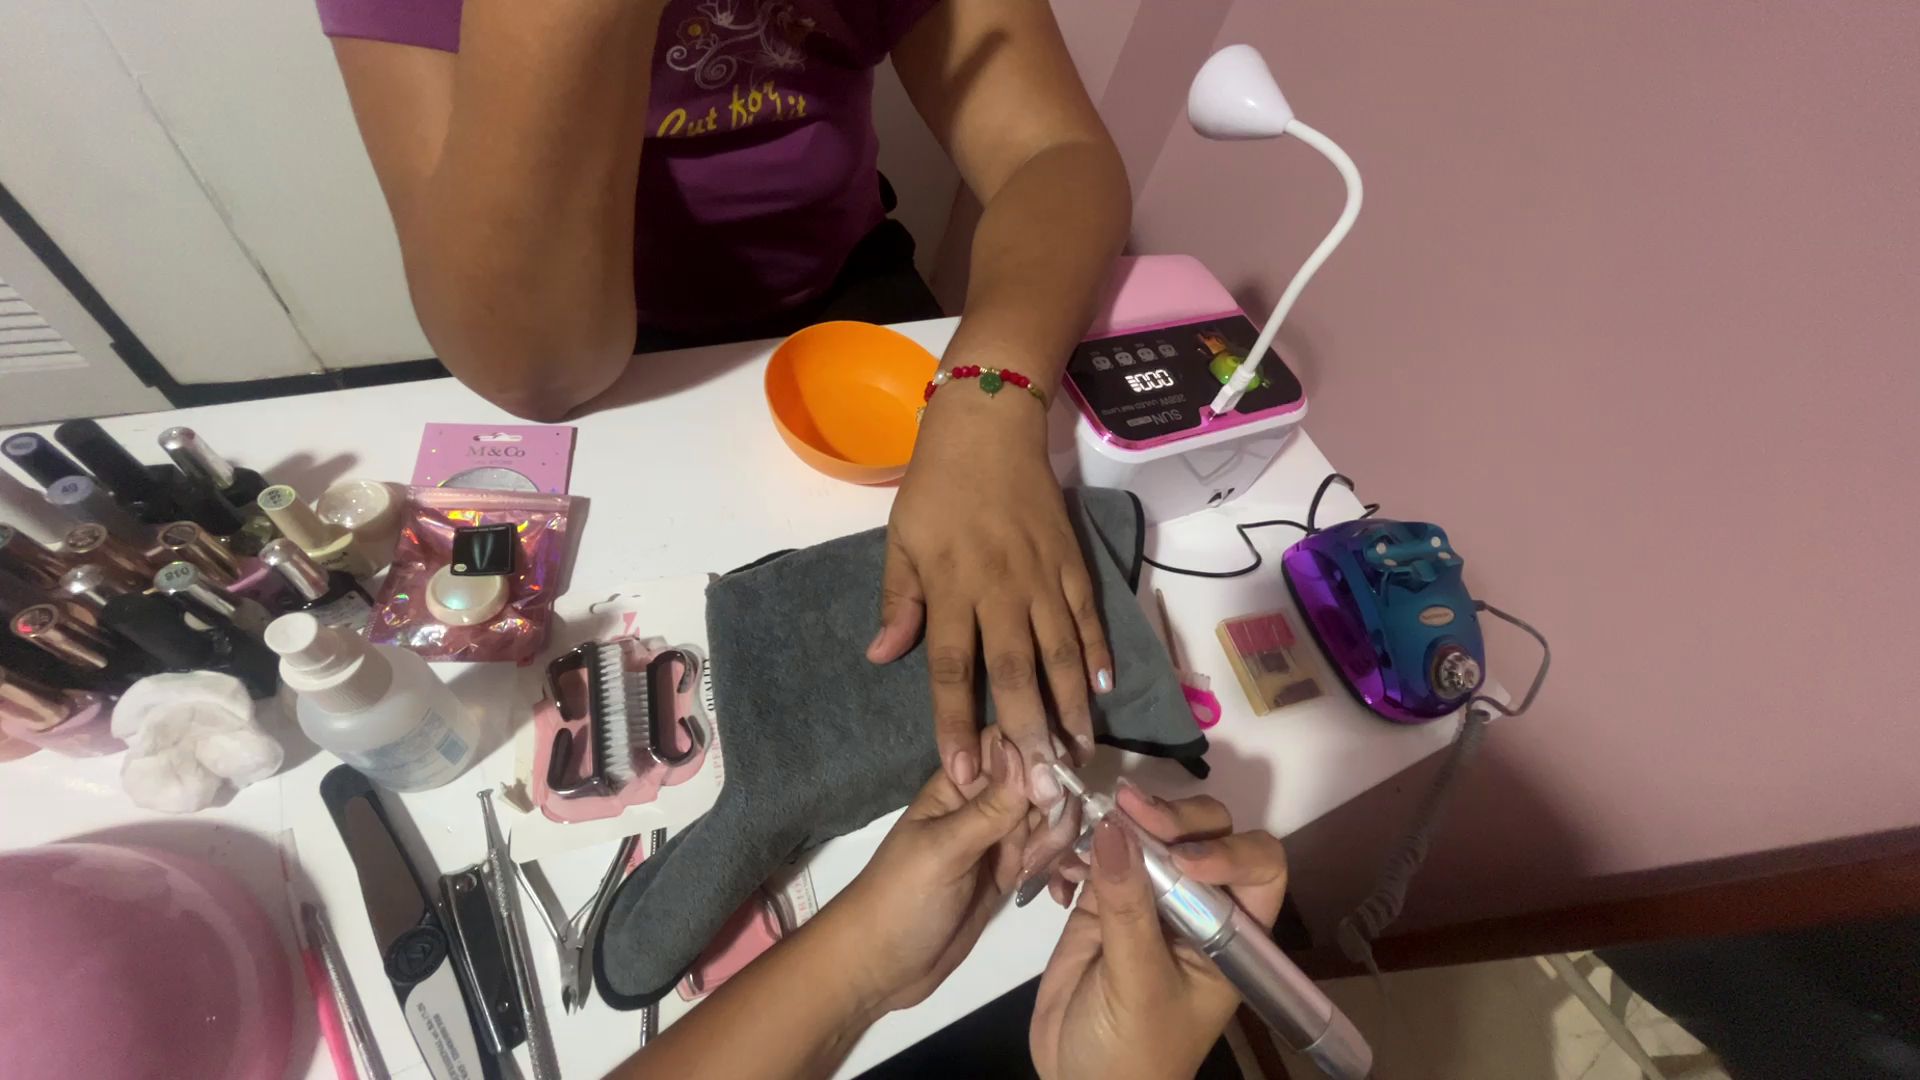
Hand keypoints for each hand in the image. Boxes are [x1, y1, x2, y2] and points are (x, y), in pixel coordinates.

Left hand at [819, 731, 1031, 1014]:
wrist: (881, 967)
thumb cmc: (901, 898)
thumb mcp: (945, 850)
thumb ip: (990, 806)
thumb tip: (1020, 745)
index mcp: (959, 781)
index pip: (1007, 743)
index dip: (1038, 749)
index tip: (1063, 774)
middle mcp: (984, 800)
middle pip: (1038, 777)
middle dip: (1055, 801)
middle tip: (1046, 840)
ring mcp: (999, 835)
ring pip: (1047, 813)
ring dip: (1056, 834)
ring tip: (1034, 869)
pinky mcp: (1009, 868)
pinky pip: (1045, 848)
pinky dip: (1057, 859)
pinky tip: (1056, 882)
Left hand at [870, 380, 1114, 802]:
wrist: (988, 429)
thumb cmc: (936, 487)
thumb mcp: (901, 539)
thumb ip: (899, 600)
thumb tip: (882, 657)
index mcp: (951, 590)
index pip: (951, 671)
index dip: (955, 726)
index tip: (964, 775)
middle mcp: (1000, 593)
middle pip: (1015, 674)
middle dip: (1026, 734)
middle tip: (1041, 788)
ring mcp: (1043, 579)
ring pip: (1061, 654)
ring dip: (1071, 707)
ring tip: (1080, 754)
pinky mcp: (1072, 564)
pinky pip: (1088, 617)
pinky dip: (1097, 654)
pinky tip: (1104, 690)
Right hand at [1030, 784, 1288, 1079]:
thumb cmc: (1132, 1055)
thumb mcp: (1139, 985)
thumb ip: (1128, 907)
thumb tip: (1112, 826)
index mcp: (1230, 932)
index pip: (1257, 866)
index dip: (1229, 849)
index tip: (1181, 858)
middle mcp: (1197, 903)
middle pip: (1204, 831)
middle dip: (1170, 815)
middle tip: (1126, 808)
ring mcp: (1150, 894)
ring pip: (1150, 829)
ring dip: (1121, 819)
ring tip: (1087, 823)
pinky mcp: (1104, 894)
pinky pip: (1098, 848)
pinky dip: (1078, 843)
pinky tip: (1062, 868)